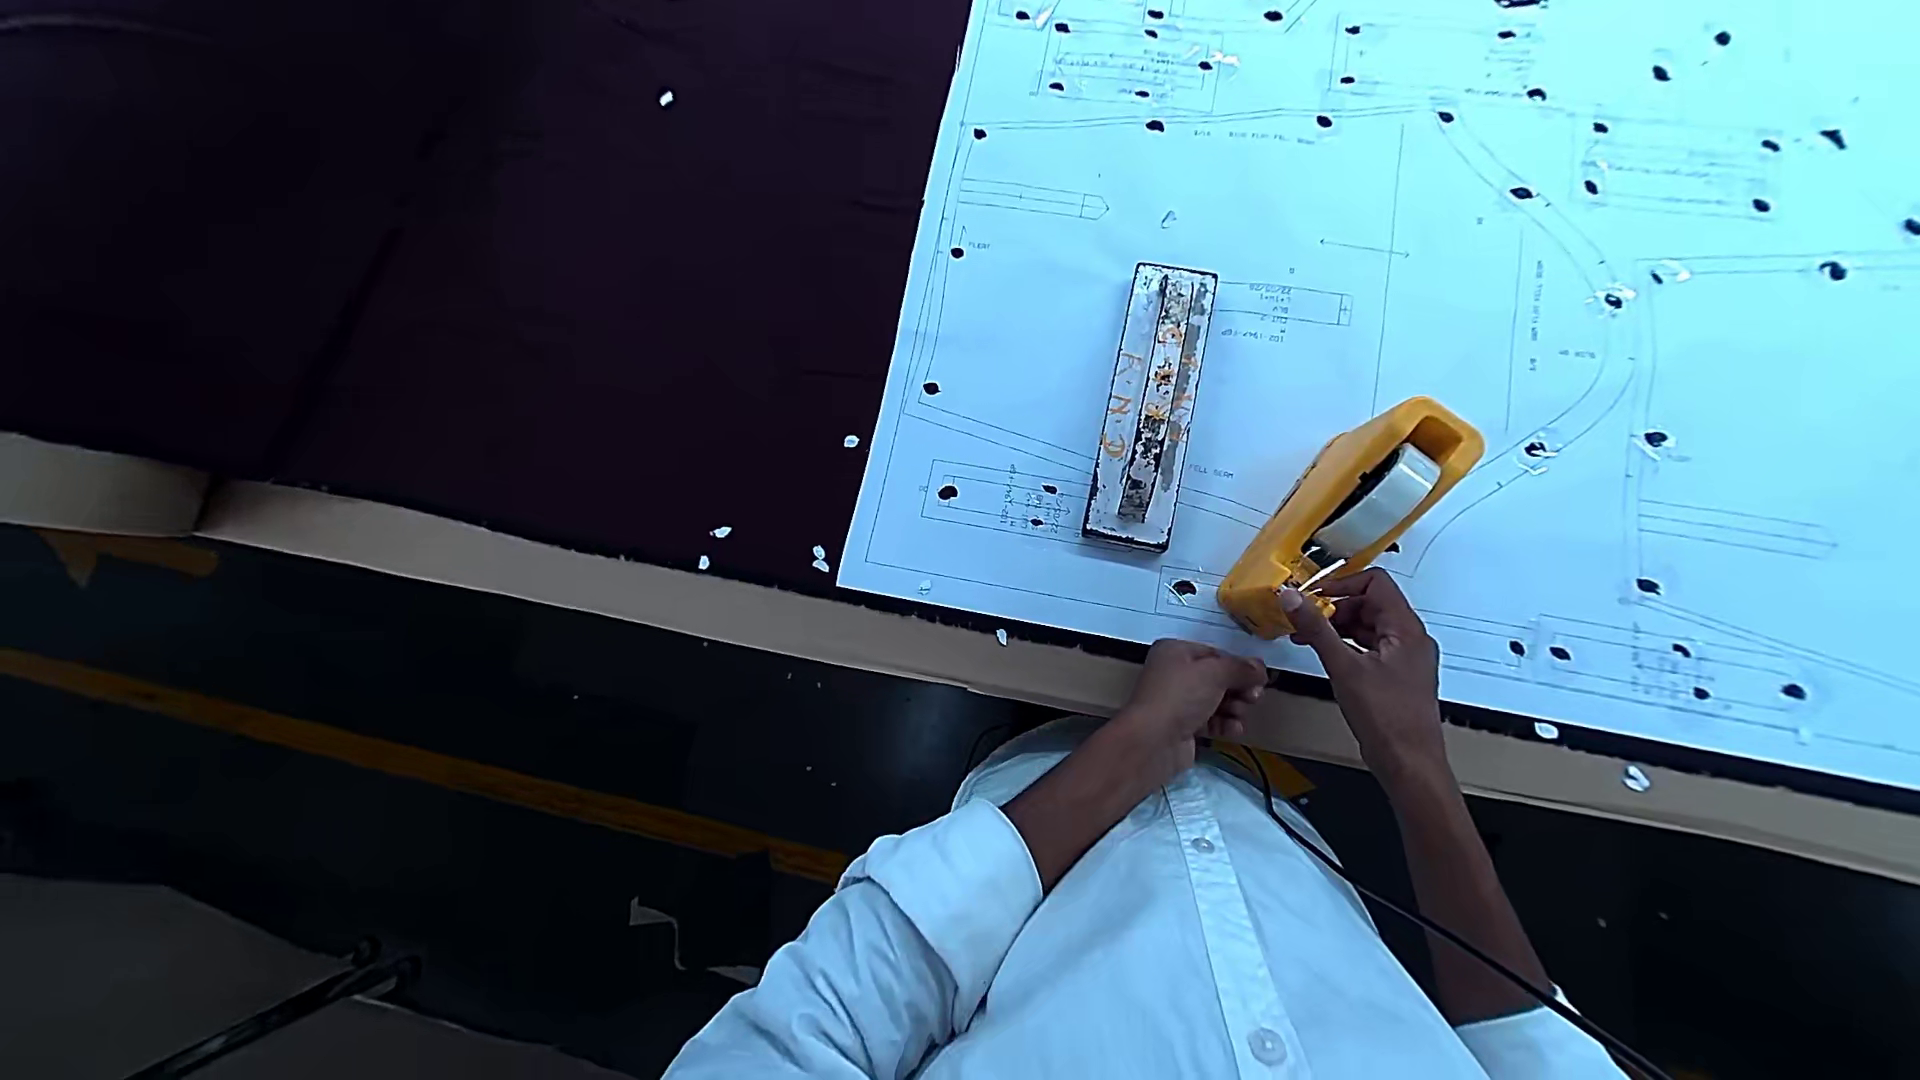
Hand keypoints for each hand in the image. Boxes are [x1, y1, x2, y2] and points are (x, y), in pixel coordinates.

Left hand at [1109, 639, 1267, 783]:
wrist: (1153, 740)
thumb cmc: (1181, 696)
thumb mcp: (1214, 673)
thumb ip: (1241, 669)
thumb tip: (1260, 668)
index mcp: (1174, 651)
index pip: (1215, 654)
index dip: (1238, 666)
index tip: (1260, 678)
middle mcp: (1173, 673)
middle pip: (1217, 678)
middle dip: (1239, 688)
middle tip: (1252, 698)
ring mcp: (1177, 700)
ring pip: (1216, 700)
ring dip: (1234, 707)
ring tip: (1238, 714)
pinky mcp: (1182, 725)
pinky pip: (1210, 720)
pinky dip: (1224, 723)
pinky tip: (1233, 729)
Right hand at [1280, 569, 1450, 792]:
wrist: (1408, 761)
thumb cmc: (1387, 717)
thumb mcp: (1343, 666)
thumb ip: (1316, 628)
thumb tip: (1293, 599)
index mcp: (1406, 630)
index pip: (1376, 583)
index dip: (1342, 584)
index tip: (1313, 596)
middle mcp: (1410, 639)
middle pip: (1369, 603)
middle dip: (1334, 607)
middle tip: (1305, 619)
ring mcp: (1403, 657)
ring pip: (1366, 625)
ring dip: (1336, 626)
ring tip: (1307, 636)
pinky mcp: (1394, 673)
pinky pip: (1367, 645)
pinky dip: (1343, 643)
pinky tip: (1324, 654)